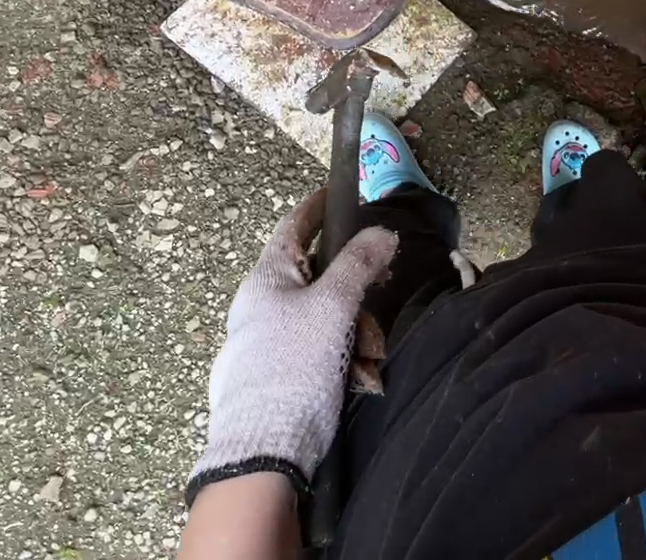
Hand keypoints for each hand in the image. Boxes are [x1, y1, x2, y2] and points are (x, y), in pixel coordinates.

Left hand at [187, 189, 396, 501]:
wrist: (263, 454)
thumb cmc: (294, 366)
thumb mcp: (333, 307)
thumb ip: (359, 264)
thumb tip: (382, 231)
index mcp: (266, 280)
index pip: (292, 227)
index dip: (317, 207)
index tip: (337, 191)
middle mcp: (262, 306)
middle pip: (319, 277)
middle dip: (356, 291)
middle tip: (383, 291)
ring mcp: (266, 343)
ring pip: (326, 318)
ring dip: (356, 333)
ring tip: (369, 359)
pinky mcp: (276, 377)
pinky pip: (318, 352)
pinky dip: (343, 359)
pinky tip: (360, 379)